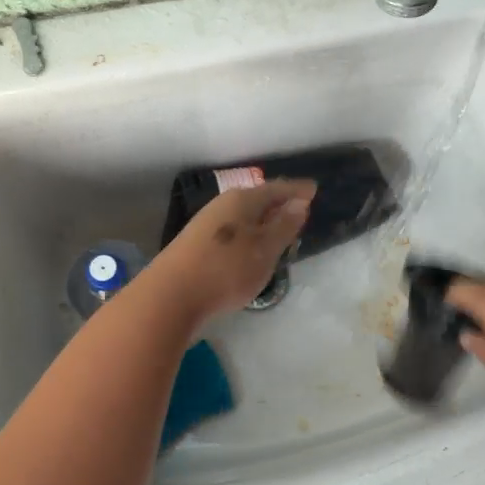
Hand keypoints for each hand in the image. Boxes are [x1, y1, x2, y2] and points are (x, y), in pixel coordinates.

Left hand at [148, 179, 315, 322]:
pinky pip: (233, 230)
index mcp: (243, 200)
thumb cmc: (226, 270)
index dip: (297, 190)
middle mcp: (223, 205)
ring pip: (244, 216)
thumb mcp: (265, 249)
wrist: (171, 296)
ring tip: (280, 230)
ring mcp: (207, 224)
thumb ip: (284, 225)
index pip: (277, 188)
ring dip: (263, 221)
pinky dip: (249, 234)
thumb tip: (299, 203)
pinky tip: (251, 248)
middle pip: (258, 199)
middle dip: (279, 203)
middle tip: (300, 209)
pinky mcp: (198, 244)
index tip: (313, 190)